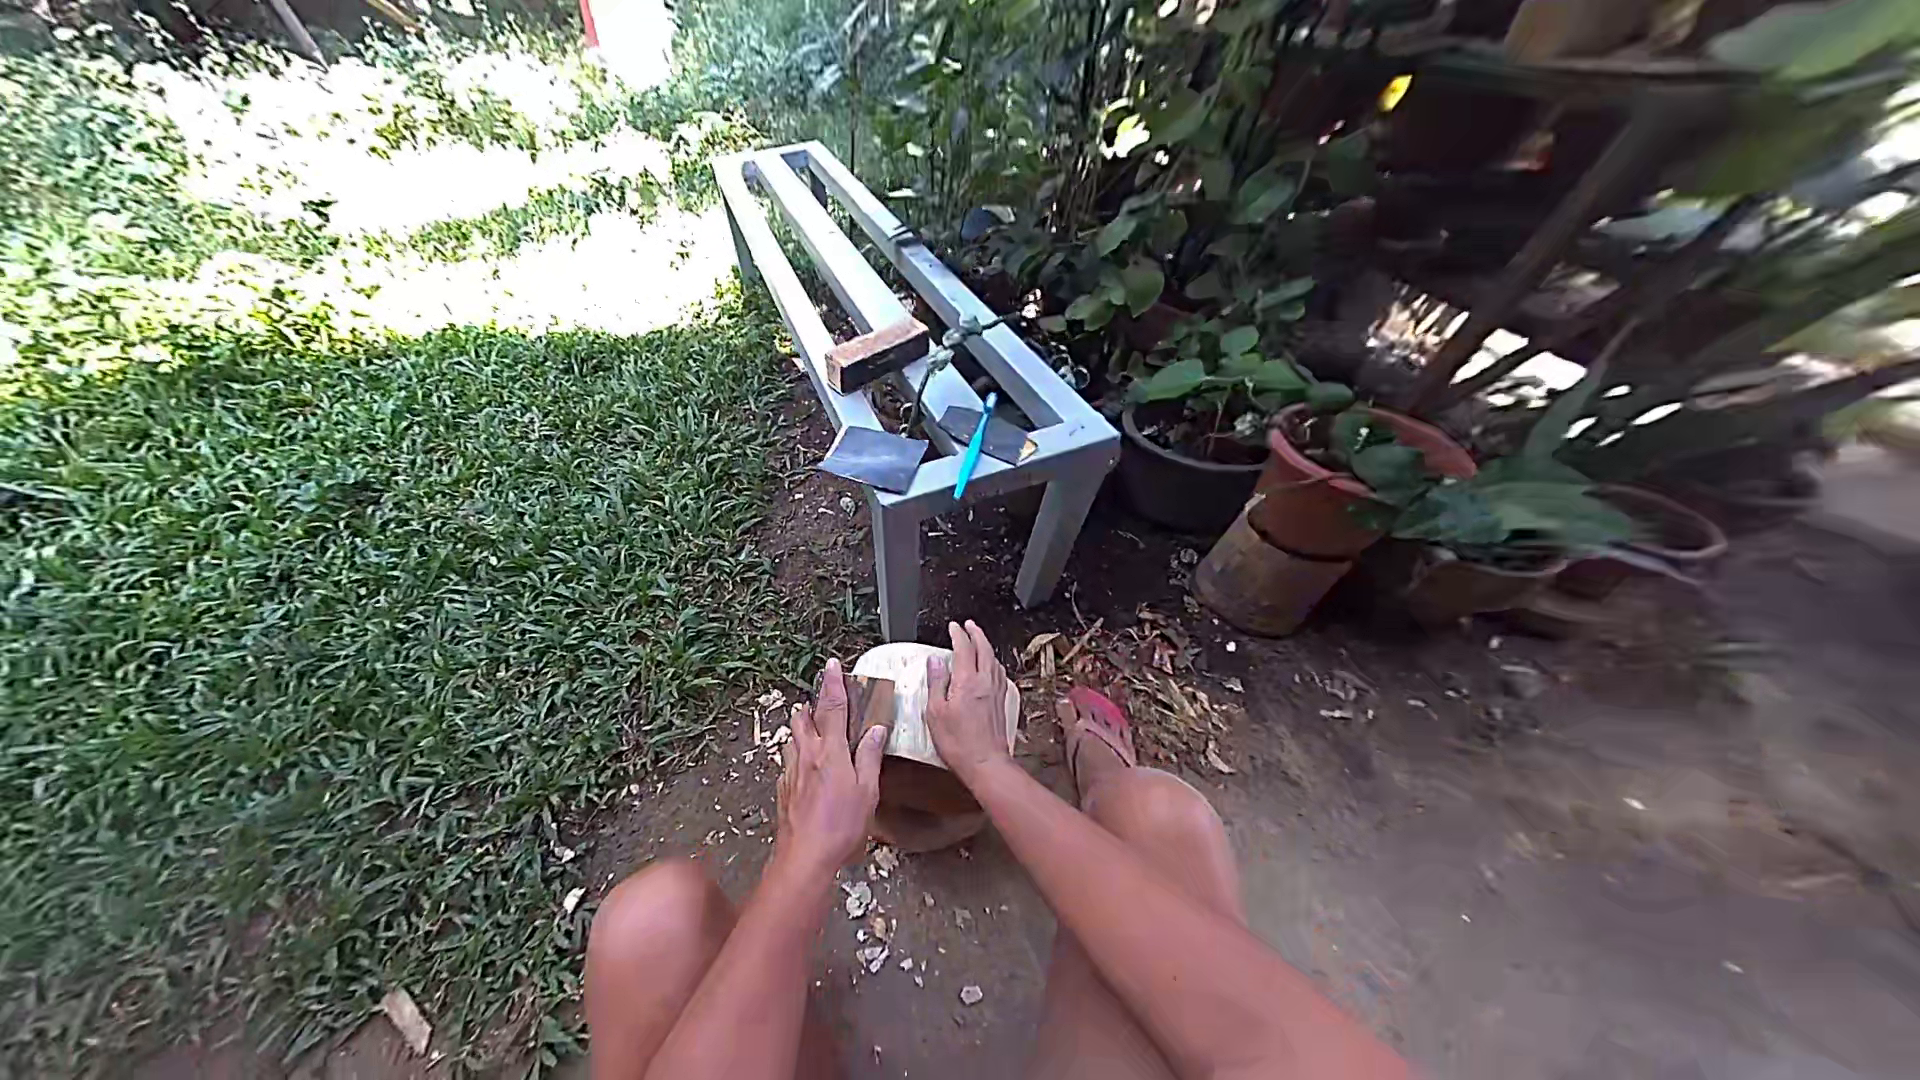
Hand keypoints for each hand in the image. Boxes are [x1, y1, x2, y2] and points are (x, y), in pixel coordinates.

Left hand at [775, 658, 888, 877]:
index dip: (833, 684)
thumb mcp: (867, 790)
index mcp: (831, 751)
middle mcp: (807, 755)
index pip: (832, 707)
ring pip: (794, 737)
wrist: (804, 857)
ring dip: (802, 724)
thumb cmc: (840, 826)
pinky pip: (789, 759)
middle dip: (813, 702)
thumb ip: (870, 756)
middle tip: (821, 694)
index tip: (833, 666)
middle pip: (805, 717)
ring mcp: (792, 771)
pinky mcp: (784, 788)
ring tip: (810, 720)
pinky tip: (804, 760)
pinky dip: (798, 751)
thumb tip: (876, 730)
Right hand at [925, 620, 1011, 784]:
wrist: (986, 764)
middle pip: (984, 648)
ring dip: (986, 646)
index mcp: (967, 681)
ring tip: (979, 641)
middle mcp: (986, 682)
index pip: (964, 648)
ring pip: (994, 660)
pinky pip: (1000, 673)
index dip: (958, 634)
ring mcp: (997, 691)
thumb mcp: (936, 713)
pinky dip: (993, 662)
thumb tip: (935, 662)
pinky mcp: (1002, 702)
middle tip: (969, 625)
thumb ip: (936, 683)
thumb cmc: (959, 744)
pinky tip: (991, 667)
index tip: (953, 627)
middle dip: (976, 633)